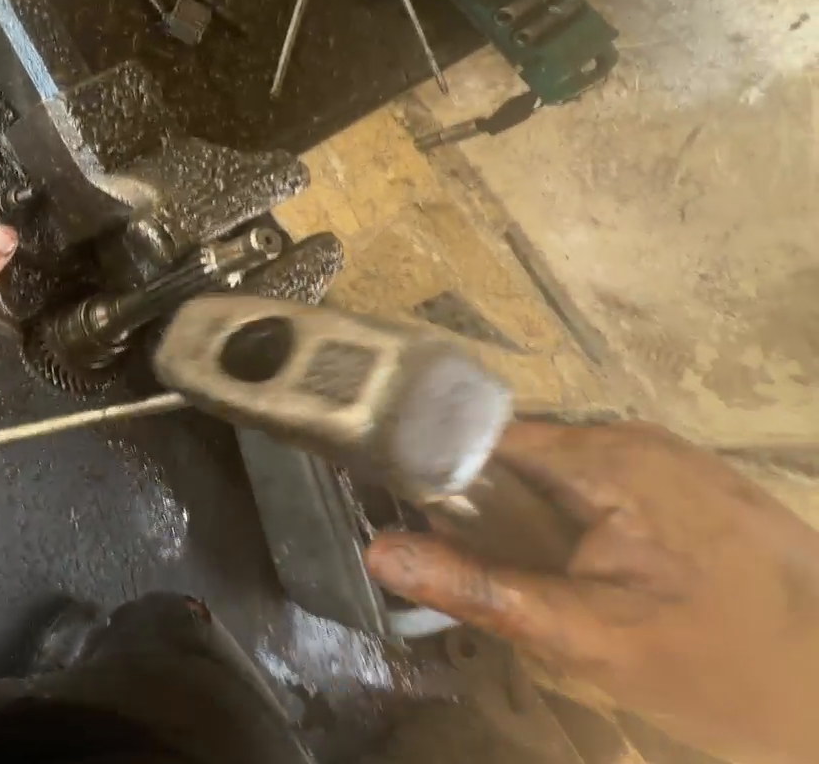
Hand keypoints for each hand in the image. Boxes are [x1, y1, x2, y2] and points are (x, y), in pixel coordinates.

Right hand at [366, 421, 818, 763]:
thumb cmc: (728, 668)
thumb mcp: (590, 639)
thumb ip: (480, 588)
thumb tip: (375, 551)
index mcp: (607, 457)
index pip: (477, 436)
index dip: (432, 467)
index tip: (410, 512)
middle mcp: (636, 437)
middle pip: (513, 452)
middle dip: (480, 499)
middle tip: (475, 558)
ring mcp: (672, 458)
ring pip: (552, 469)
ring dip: (522, 509)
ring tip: (528, 566)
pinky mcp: (692, 483)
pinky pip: (596, 482)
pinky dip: (568, 515)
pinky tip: (583, 564)